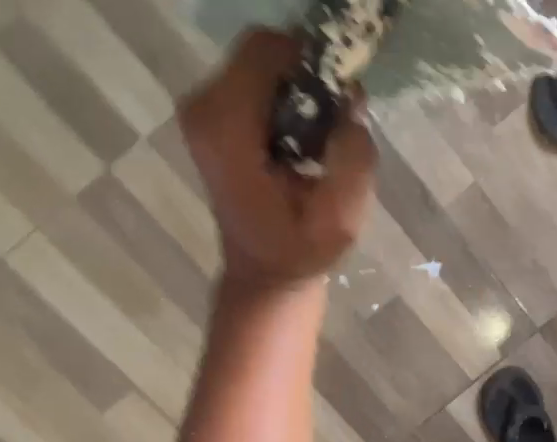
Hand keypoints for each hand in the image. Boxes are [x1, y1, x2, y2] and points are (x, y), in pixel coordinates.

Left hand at [180, 30, 377, 291]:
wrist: (265, 274)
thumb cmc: (301, 252)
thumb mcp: (341, 219)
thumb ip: (352, 159)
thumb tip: (353, 104)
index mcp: (228, 128)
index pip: (267, 51)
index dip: (312, 60)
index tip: (343, 96)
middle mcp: (204, 108)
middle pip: (262, 52)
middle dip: (307, 76)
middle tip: (336, 121)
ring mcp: (203, 110)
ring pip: (260, 64)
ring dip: (299, 90)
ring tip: (320, 137)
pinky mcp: (211, 116)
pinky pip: (254, 82)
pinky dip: (286, 99)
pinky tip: (302, 138)